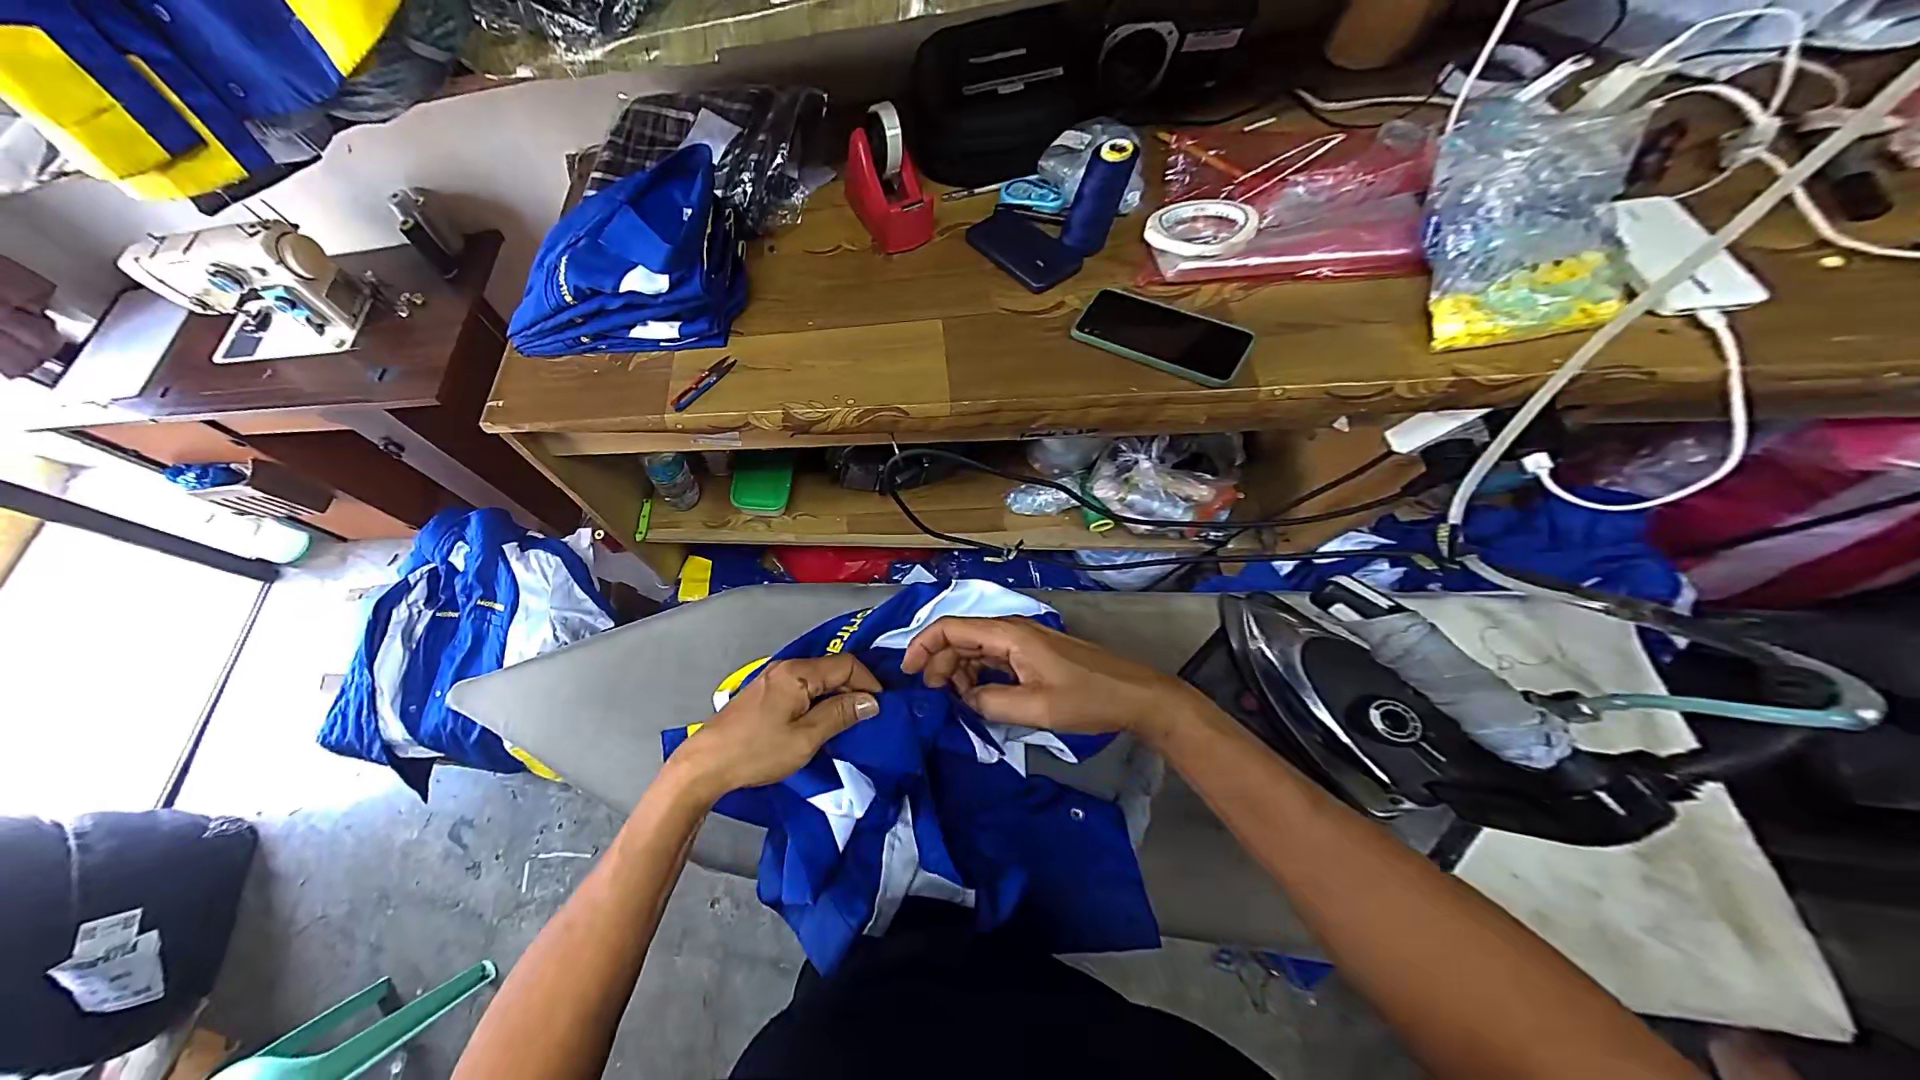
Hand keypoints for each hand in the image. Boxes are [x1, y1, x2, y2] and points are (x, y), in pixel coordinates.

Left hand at [664, 654, 881, 803]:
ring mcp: (773, 679)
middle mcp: (785, 667)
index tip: (880, 708)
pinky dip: (819, 700)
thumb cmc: (757, 751)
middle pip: (832, 668)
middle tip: (867, 717)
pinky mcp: (765, 693)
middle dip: (854, 689)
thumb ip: (840, 714)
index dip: (869, 683)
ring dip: (836, 696)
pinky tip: (822, 720)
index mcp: (797, 672)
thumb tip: (871, 701)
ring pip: (817, 679)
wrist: (705, 765)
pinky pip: (802, 688)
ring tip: (849, 721)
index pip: (847, 664)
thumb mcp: (806, 737)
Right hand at [900, 616, 1207, 744]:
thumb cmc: (1088, 698)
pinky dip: (977, 676)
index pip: (951, 628)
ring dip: (958, 672)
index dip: (922, 646)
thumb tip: (963, 701)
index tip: (907, 673)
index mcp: (1008, 634)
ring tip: (954, 702)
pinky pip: (993, 660)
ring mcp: (1023, 641)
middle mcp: (1012, 630)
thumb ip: (989, 704)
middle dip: (938, 664)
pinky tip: (977, 698)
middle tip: (932, 698)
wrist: (1135, 695)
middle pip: (959, 638)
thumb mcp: (1035, 708)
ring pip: (975, 649)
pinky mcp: (1032, 654)